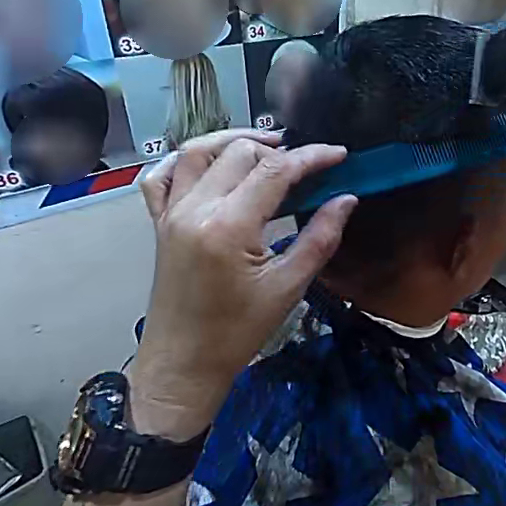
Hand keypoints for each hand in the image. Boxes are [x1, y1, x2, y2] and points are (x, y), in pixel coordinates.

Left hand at [129, 129, 355, 436]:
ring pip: (199, 151)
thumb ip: (321, 237)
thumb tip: (347, 198)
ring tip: (270, 146)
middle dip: (280, 149)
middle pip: (239, 152)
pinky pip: (163, 175)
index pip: (275, 170)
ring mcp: (170, 213)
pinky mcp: (159, 223)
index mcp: (228, 227)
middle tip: (310, 165)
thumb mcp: (289, 287)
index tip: (340, 155)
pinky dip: (188, 159)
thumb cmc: (238, 331)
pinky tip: (214, 161)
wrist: (182, 364)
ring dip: (236, 141)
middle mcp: (194, 209)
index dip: (312, 157)